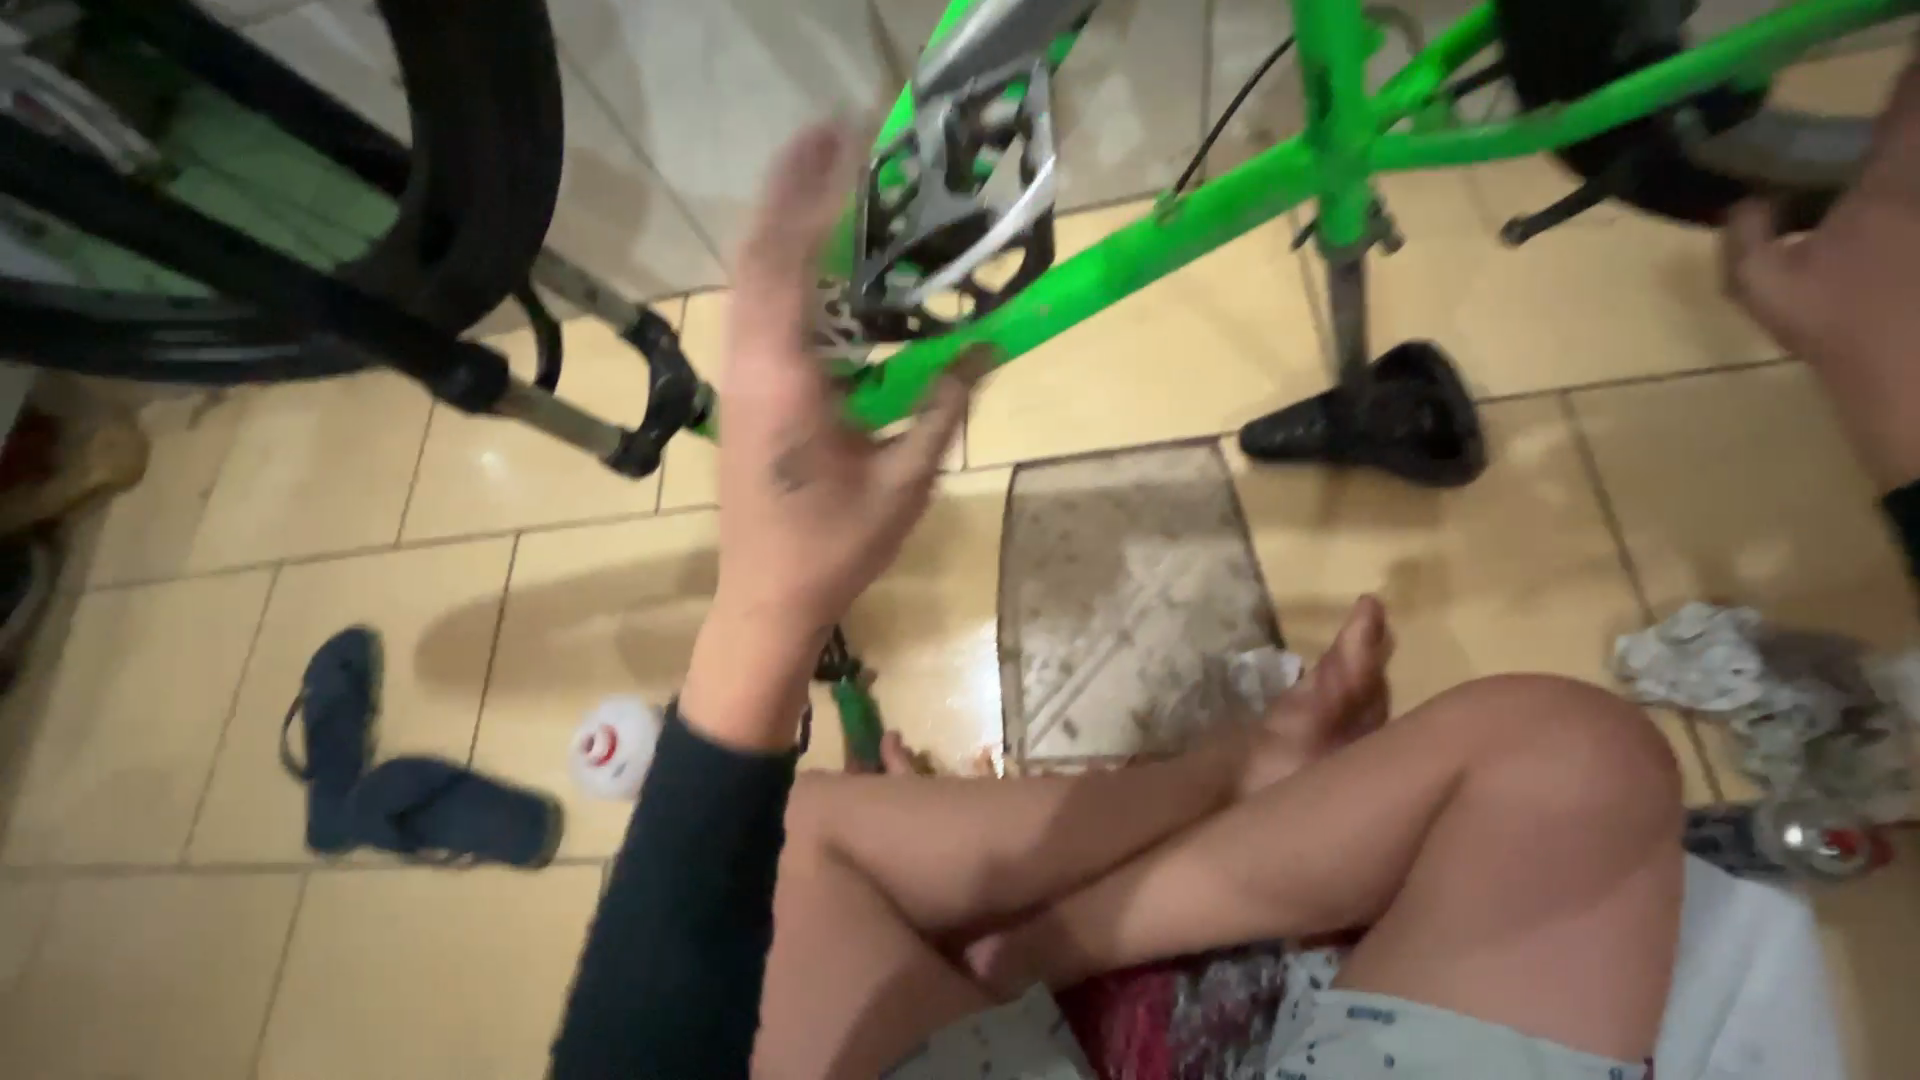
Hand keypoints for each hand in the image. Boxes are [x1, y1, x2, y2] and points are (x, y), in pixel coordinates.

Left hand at [680, 124, 970, 752]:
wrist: (766, 600)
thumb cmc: (836, 549)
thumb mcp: (904, 483)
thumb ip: (942, 412)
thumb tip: (985, 354)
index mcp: (786, 382)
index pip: (789, 266)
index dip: (809, 197)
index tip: (838, 142)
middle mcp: (749, 368)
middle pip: (754, 256)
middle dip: (787, 190)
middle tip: (830, 139)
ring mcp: (737, 382)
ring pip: (745, 283)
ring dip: (776, 226)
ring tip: (821, 184)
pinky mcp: (739, 398)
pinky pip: (751, 315)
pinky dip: (775, 273)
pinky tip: (811, 265)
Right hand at [1723, 47, 1919, 488]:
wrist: (1918, 374)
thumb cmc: (1838, 329)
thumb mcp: (1762, 291)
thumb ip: (1745, 239)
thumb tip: (1746, 202)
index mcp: (1891, 176)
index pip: (1915, 92)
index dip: (1909, 73)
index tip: (1897, 61)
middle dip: (1911, 103)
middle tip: (1899, 100)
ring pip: (1918, 152)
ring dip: (1908, 136)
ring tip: (1895, 136)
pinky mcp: (1918, 227)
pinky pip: (1909, 184)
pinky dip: (1902, 163)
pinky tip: (1887, 202)